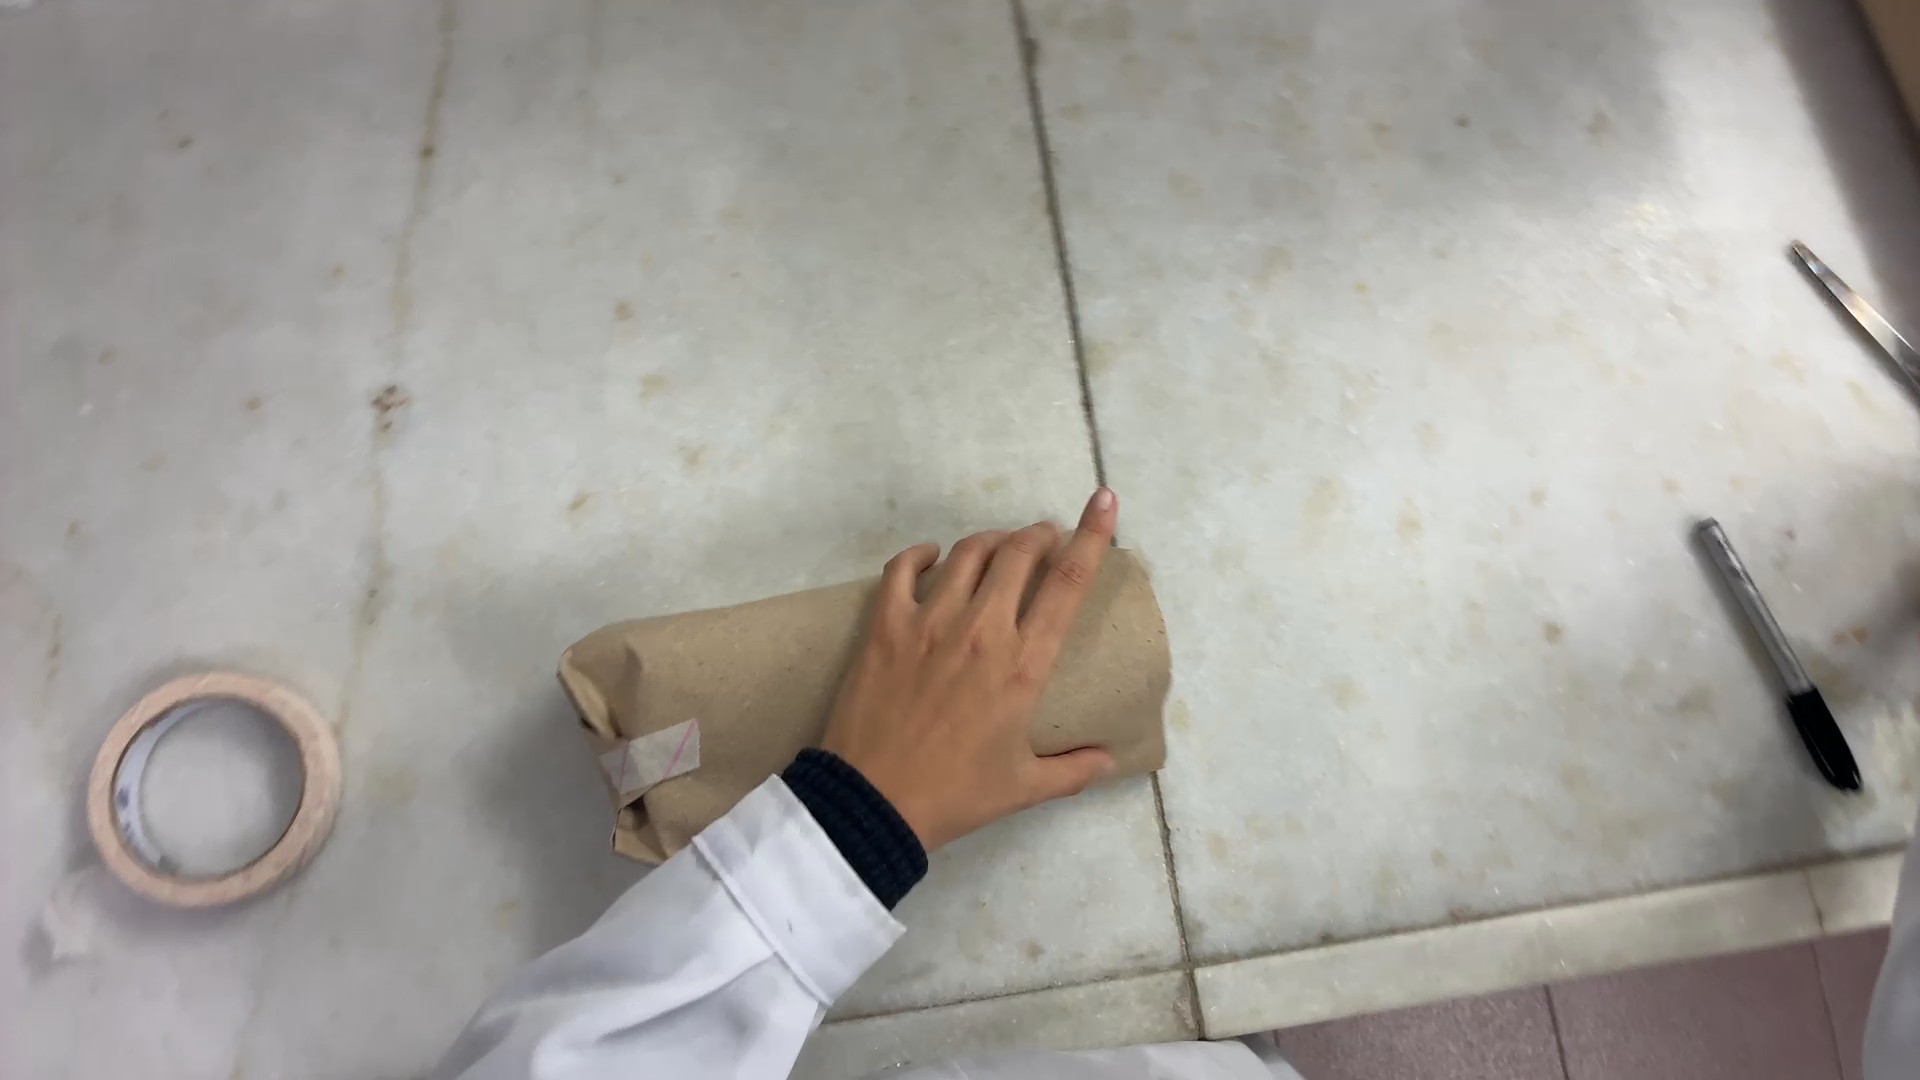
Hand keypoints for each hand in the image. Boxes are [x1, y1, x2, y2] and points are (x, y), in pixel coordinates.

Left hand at [820, 488, 1121, 851]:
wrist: (872, 803)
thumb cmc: (954, 794)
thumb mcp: (1024, 788)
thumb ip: (1074, 769)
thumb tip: (1112, 759)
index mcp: (1023, 664)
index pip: (1068, 584)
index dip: (1091, 536)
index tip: (1104, 502)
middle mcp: (981, 629)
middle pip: (1018, 553)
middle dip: (1037, 534)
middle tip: (1043, 537)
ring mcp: (929, 621)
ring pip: (967, 553)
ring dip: (990, 540)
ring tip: (998, 545)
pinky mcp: (885, 624)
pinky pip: (902, 568)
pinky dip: (919, 554)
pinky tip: (930, 555)